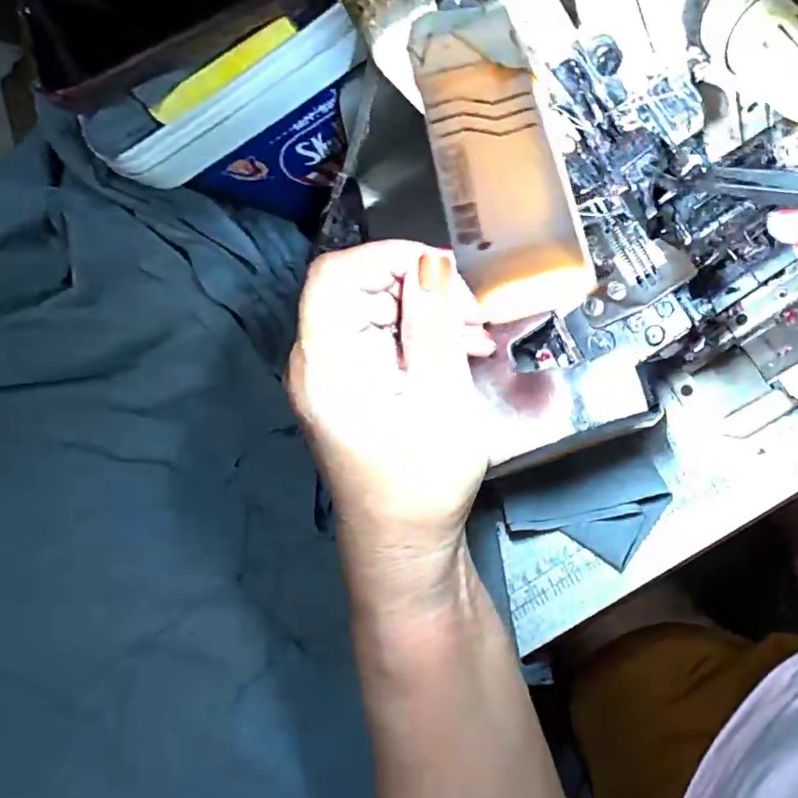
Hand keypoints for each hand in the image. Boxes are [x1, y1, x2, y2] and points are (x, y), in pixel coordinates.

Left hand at [287, 241, 496, 606]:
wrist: (404, 541)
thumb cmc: (423, 481)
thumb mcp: (441, 400)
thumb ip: (434, 329)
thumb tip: (432, 267)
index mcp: (329, 364)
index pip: (338, 274)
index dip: (392, 256)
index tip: (449, 273)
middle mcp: (321, 360)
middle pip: (360, 288)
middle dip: (423, 288)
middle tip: (475, 318)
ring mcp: (336, 373)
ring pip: (378, 309)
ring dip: (431, 310)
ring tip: (477, 338)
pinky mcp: (356, 383)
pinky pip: (386, 336)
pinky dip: (426, 333)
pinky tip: (462, 350)